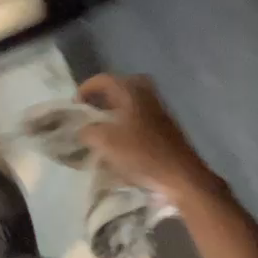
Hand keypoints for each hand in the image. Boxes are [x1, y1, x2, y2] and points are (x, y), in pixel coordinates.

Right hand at [77, 74, 225, 199]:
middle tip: (90, 110)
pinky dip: (127, 121)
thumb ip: (88, 131)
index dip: (85, 89)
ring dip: (115, 110)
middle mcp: (146, 94)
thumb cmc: (142, 154)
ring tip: (102, 127)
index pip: (103, 80)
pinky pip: (140, 116)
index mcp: (131, 91)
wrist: (182, 177)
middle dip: (102, 97)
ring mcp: (159, 110)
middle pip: (119, 87)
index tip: (74, 105)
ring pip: (131, 102)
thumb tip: (83, 129)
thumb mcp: (106, 142)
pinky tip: (120, 140)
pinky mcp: (166, 126)